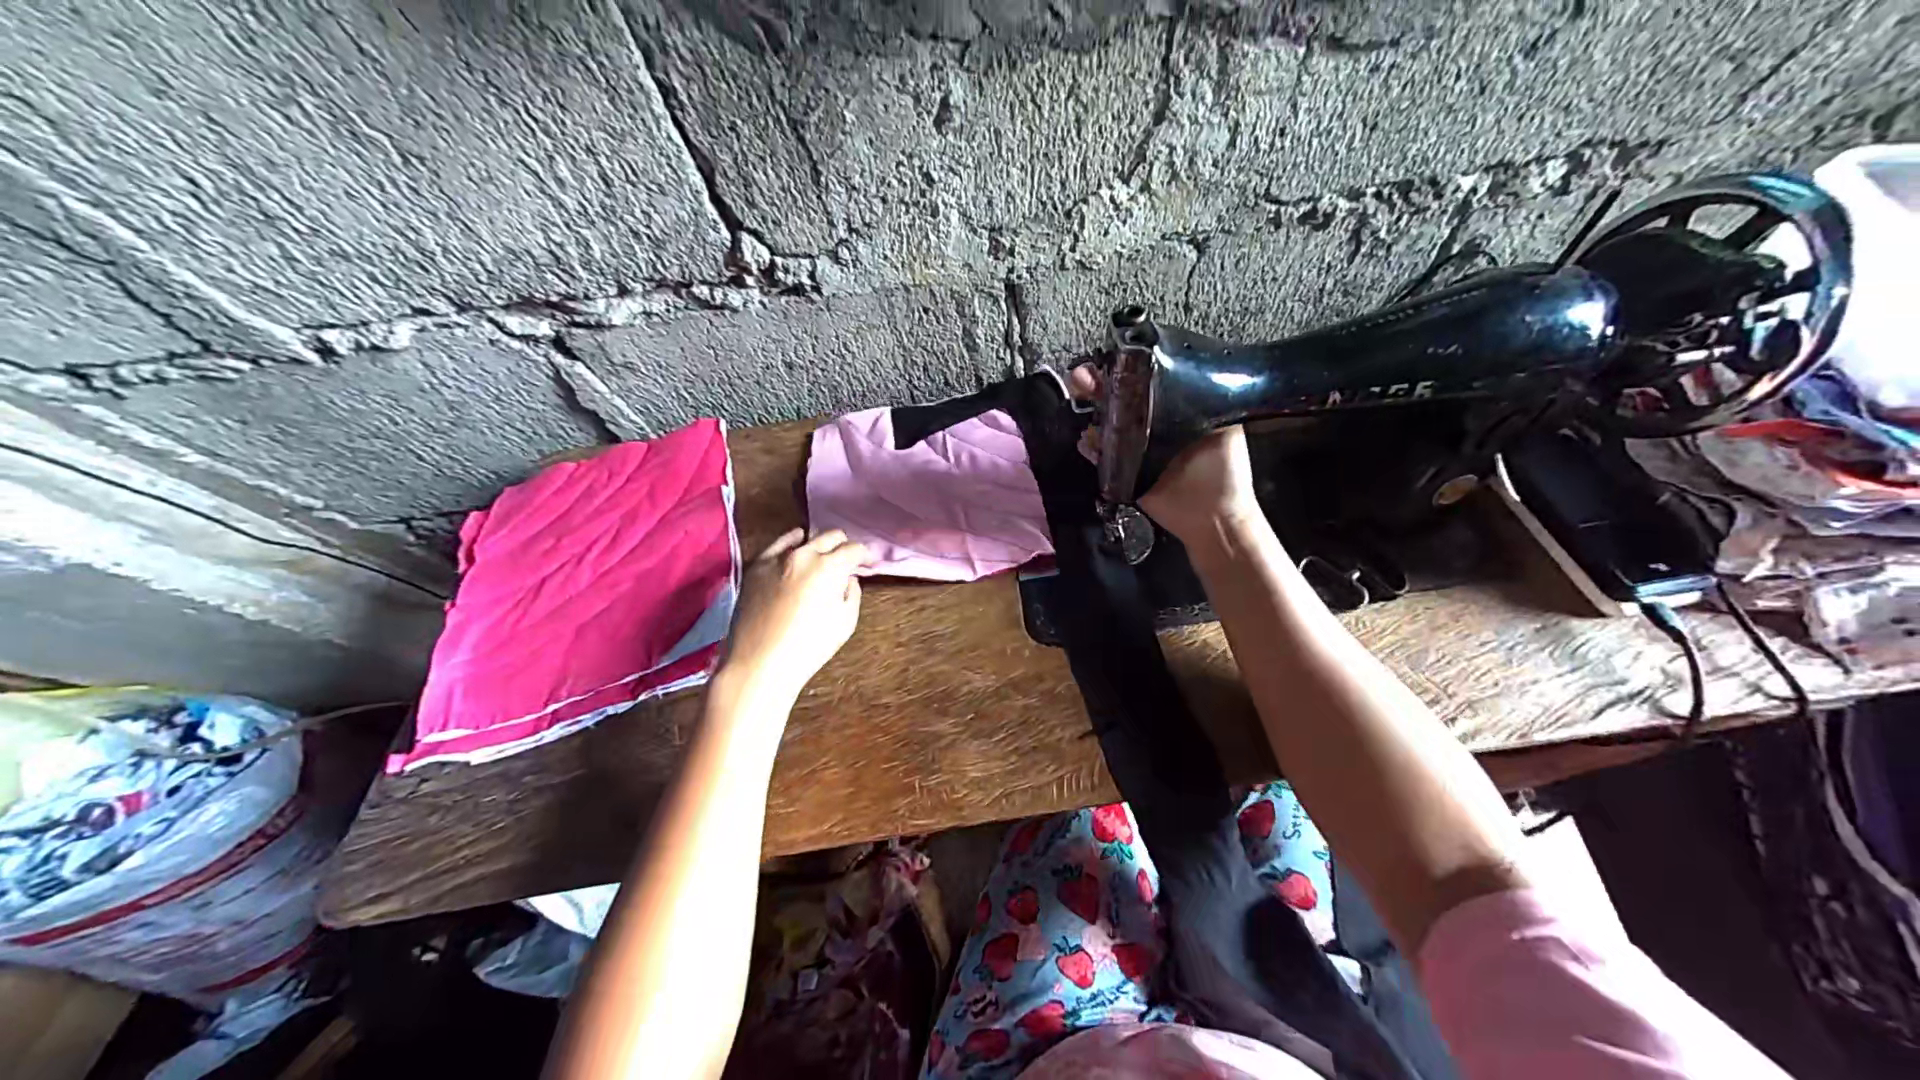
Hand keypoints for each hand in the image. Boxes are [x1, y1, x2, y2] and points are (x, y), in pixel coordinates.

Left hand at [719, 528, 867, 702]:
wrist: (760, 662)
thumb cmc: (809, 647)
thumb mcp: (845, 623)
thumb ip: (852, 594)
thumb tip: (848, 580)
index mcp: (830, 567)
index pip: (855, 549)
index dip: (865, 556)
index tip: (868, 563)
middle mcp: (804, 554)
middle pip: (831, 536)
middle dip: (844, 546)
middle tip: (847, 560)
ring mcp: (778, 557)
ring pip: (806, 538)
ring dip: (819, 545)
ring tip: (822, 556)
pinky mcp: (756, 566)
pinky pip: (778, 544)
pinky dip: (791, 541)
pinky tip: (796, 542)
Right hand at [1067, 364, 1261, 545]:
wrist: (1212, 517)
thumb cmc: (1224, 473)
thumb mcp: (1223, 427)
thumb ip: (1204, 402)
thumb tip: (1183, 372)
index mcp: (1172, 412)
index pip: (1145, 384)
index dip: (1126, 371)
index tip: (1112, 360)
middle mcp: (1150, 427)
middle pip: (1118, 402)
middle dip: (1097, 386)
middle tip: (1084, 377)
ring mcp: (1134, 450)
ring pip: (1104, 426)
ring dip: (1090, 414)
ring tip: (1082, 401)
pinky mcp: (1122, 472)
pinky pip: (1101, 457)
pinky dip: (1089, 447)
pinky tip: (1087, 441)